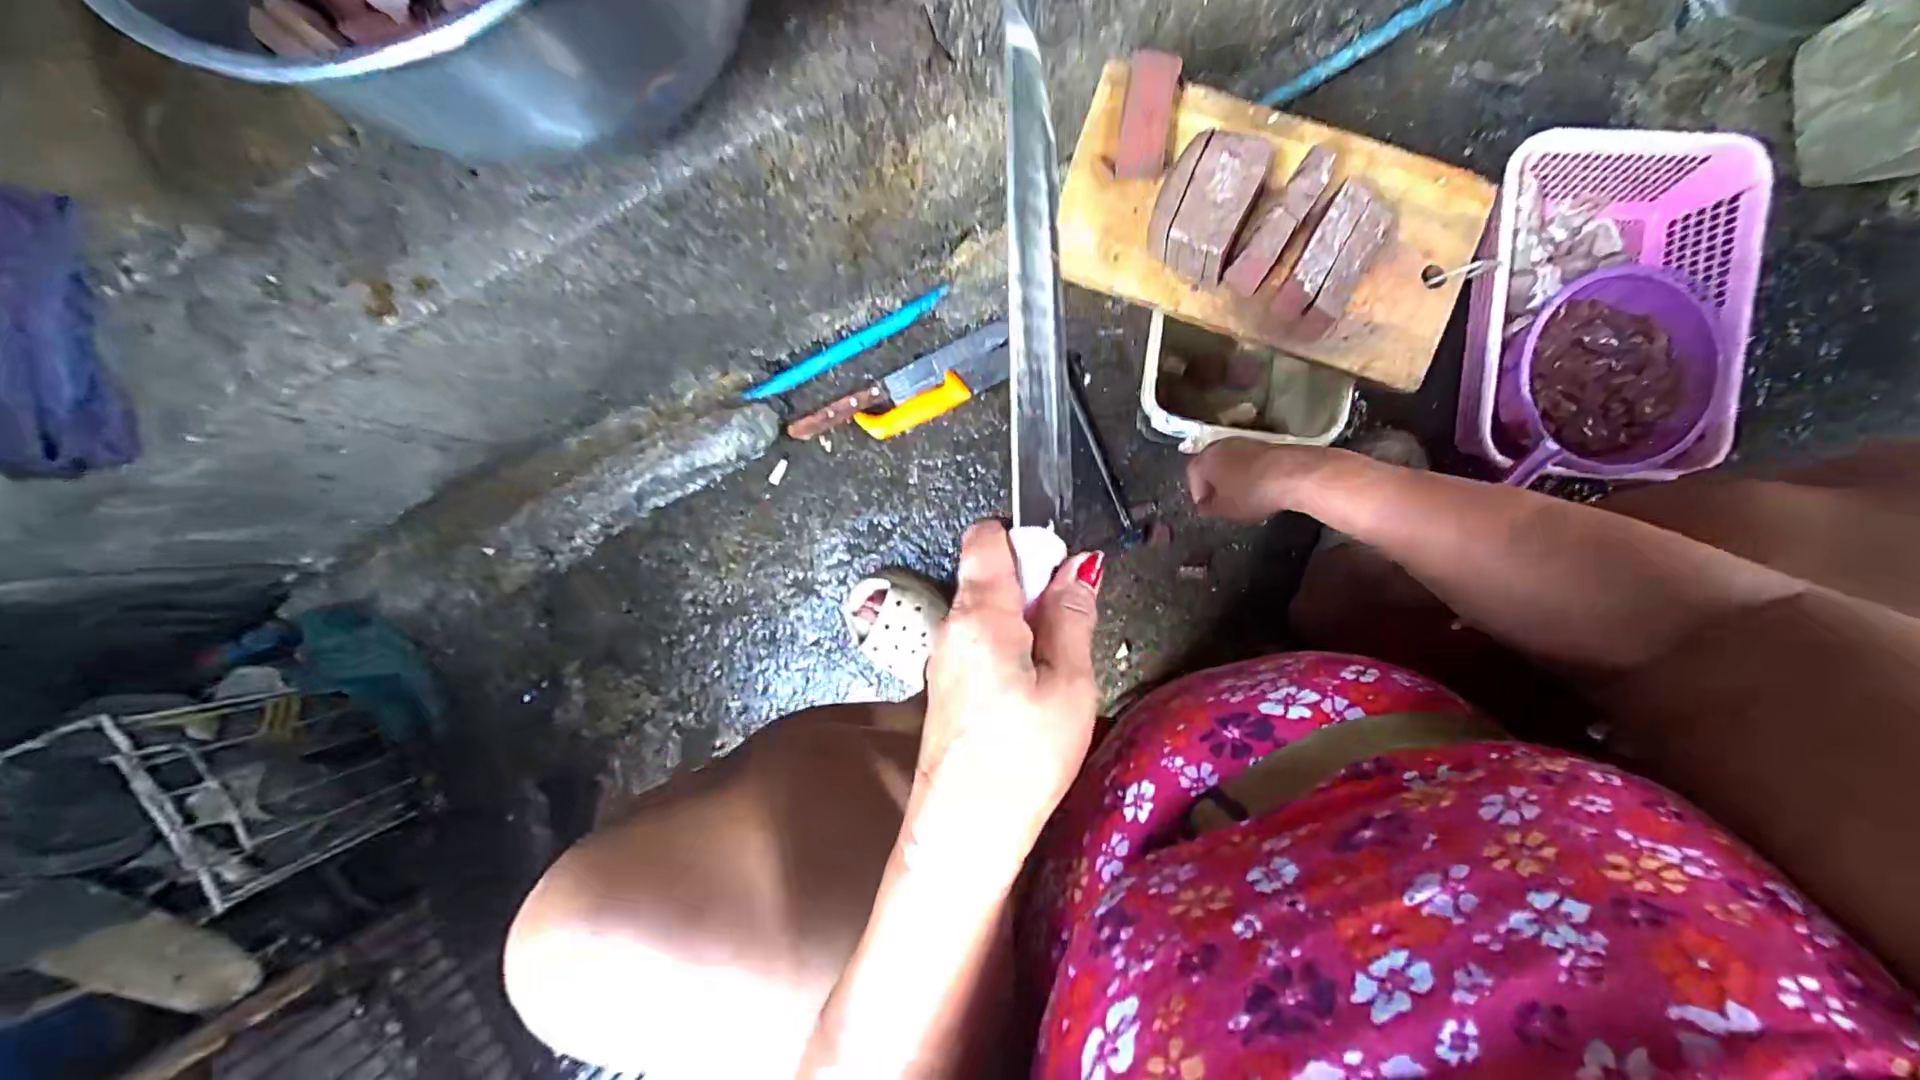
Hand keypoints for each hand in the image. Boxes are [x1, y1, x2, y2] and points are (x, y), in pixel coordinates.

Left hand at [911, 521, 1103, 868]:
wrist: (962, 831)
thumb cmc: (1023, 758)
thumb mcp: (1069, 683)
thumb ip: (1072, 616)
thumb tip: (1080, 566)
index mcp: (980, 615)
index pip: (986, 538)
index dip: (1026, 539)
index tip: (1060, 567)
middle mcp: (950, 627)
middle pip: (988, 574)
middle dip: (1032, 584)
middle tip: (1070, 623)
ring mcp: (942, 657)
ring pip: (985, 610)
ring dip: (1022, 619)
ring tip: (1056, 665)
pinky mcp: (944, 685)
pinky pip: (977, 642)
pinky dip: (1006, 646)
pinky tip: (1031, 686)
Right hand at [1187, 439, 1336, 521]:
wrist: (1294, 474)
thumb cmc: (1250, 493)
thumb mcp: (1224, 510)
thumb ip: (1208, 509)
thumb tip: (1204, 506)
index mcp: (1205, 459)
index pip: (1192, 475)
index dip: (1197, 493)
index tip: (1205, 507)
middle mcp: (1221, 445)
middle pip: (1211, 464)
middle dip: (1214, 482)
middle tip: (1220, 500)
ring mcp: (1245, 442)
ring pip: (1231, 461)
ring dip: (1232, 476)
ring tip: (1241, 495)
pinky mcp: (1266, 444)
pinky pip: (1249, 460)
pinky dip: (1249, 472)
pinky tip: (1258, 486)